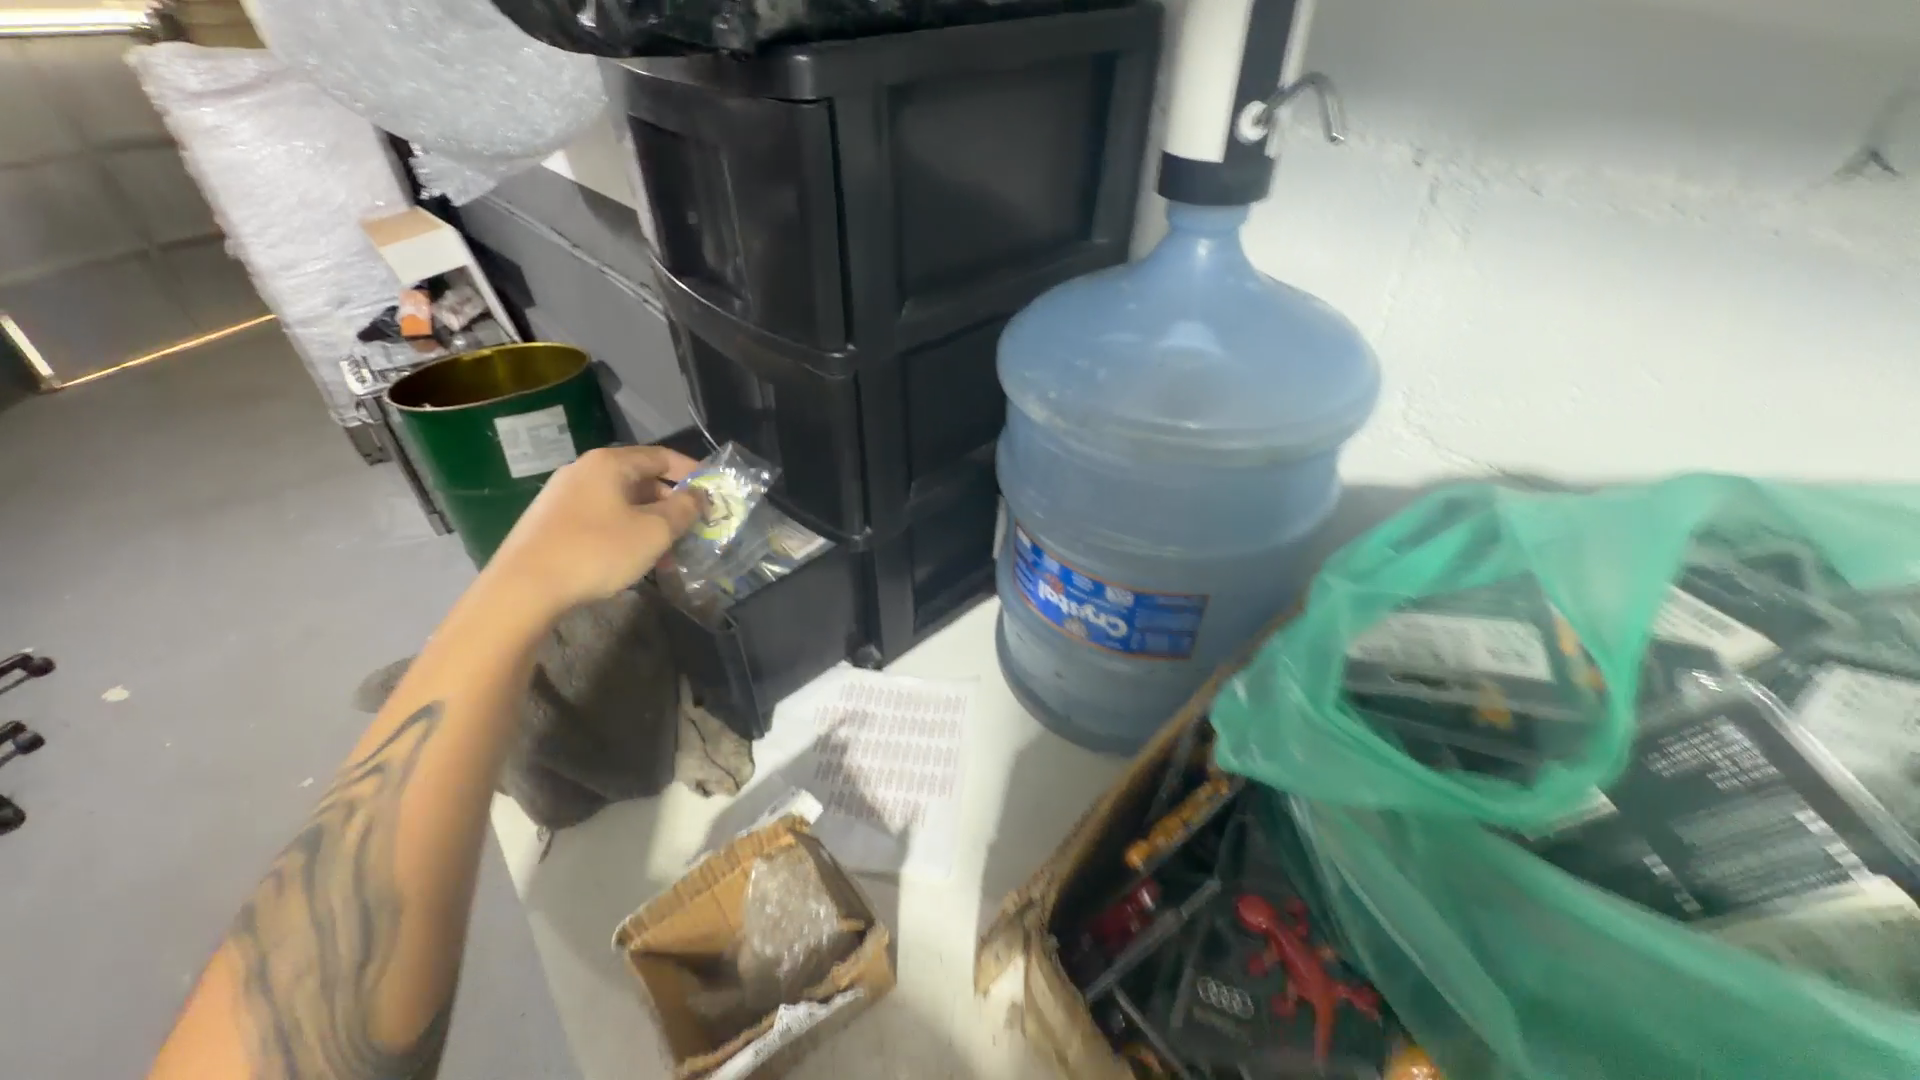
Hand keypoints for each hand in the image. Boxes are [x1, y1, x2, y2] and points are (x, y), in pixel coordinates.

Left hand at [481, 444, 702, 617]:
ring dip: (650, 525)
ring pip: (621, 504)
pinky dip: (624, 534)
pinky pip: (600, 519)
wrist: (523, 587)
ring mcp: (563, 496)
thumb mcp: (654, 532)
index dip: (692, 473)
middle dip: (671, 506)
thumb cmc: (597, 550)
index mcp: (609, 463)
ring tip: (666, 556)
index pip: (661, 456)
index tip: (713, 494)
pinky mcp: (551, 523)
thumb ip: (683, 510)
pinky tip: (632, 562)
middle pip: (640, 480)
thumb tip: (697, 496)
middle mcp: (584, 471)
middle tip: (692, 532)